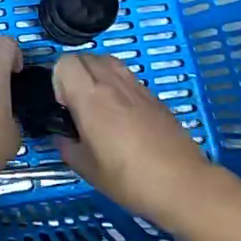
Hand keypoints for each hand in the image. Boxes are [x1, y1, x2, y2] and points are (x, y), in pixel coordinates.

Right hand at [52, 51, 229, 220]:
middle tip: (78, 104)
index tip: (64, 106)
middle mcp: (111, 83)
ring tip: (98, 102)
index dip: (58, 80)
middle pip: (85, 56)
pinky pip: (126, 75)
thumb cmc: (129, 179)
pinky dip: (116, 83)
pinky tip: (122, 113)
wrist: (182, 184)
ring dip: (96, 73)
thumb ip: (67, 146)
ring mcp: (135, 86)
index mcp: (90, 97)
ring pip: (107, 60)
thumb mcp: (86, 169)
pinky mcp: (153, 95)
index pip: (65, 62)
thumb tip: (63, 136)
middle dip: (75, 74)